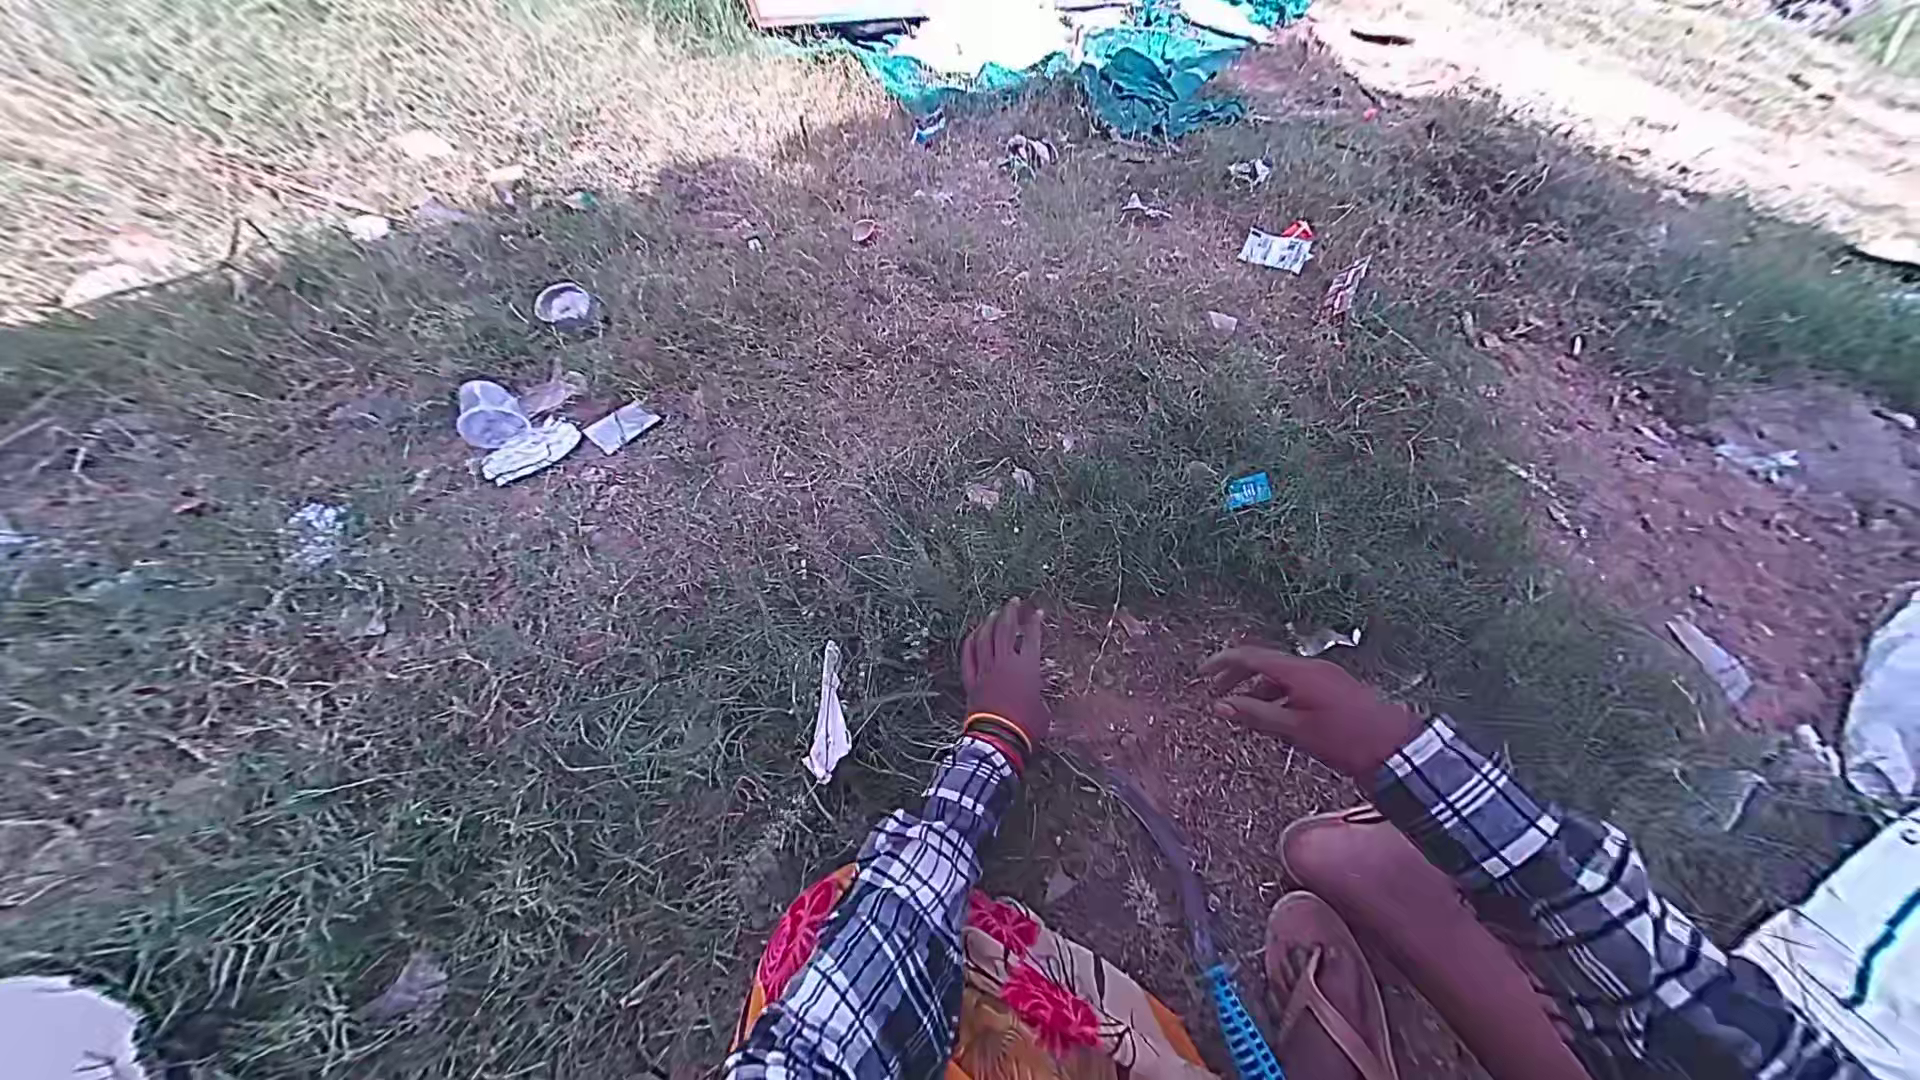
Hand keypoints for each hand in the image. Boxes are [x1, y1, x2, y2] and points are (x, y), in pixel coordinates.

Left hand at [961, 598, 1051, 746]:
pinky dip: (971, 642)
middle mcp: (1004, 663)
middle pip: (1005, 631)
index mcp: (1026, 668)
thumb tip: (1036, 694)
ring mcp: (985, 670)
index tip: (1036, 612)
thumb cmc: (1026, 727)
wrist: (998, 740)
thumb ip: (1038, 695)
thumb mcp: (1043, 710)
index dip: (1034, 623)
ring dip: (989, 623)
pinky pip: (968, 656)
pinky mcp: (971, 680)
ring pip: (985, 639)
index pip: (1031, 638)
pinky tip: (973, 634)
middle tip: (1013, 602)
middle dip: (1010, 613)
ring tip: (994, 613)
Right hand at [1199, 646, 1418, 779]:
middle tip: (1217, 691)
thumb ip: (1255, 715)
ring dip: (1256, 688)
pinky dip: (1276, 694)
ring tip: (1242, 708)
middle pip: (1263, 662)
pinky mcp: (1334, 689)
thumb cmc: (1345, 740)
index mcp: (1298, 672)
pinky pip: (1295, 684)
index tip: (1202, 673)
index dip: (1222, 663)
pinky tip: (1273, 715)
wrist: (1399, 752)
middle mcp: (1310, 668)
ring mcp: (1324, 677)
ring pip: (1279, 675)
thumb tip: (1220, 706)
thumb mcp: (1294, 729)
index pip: (1250, 656)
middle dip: (1236, 675)